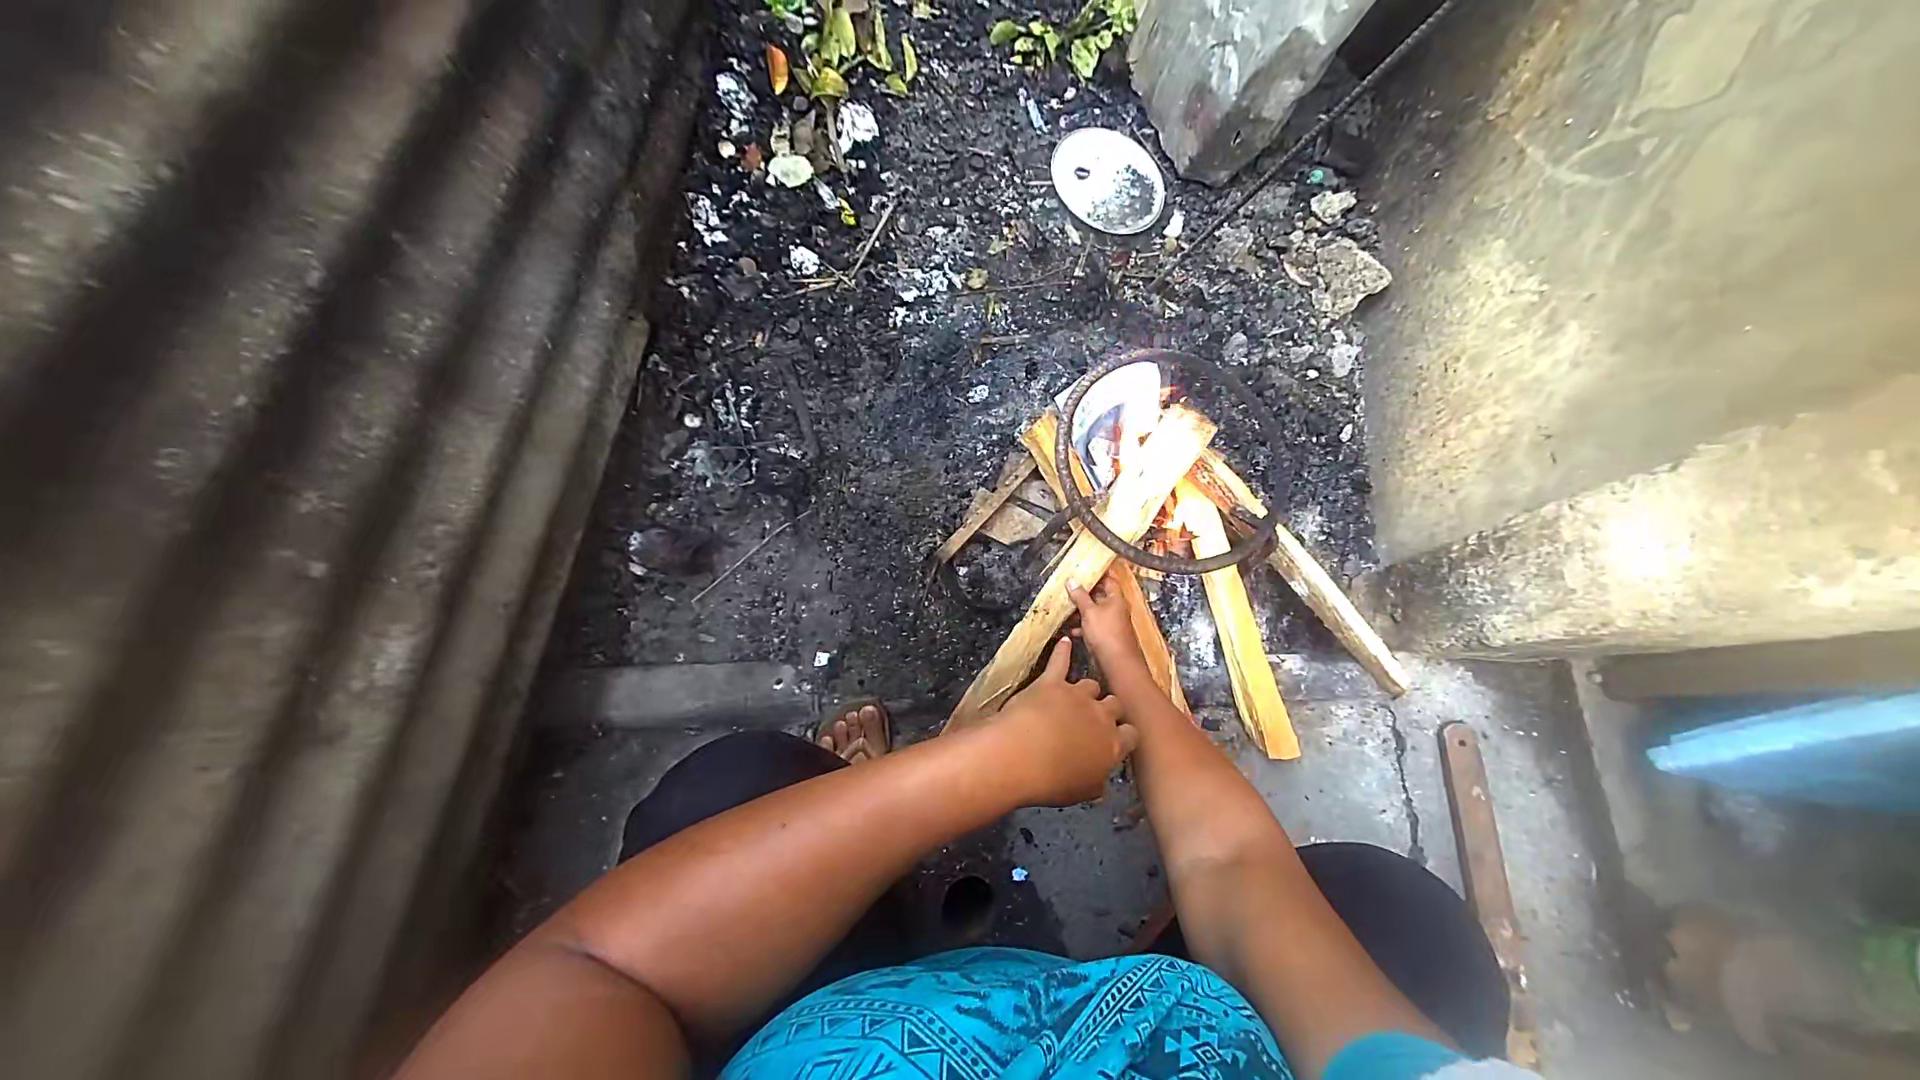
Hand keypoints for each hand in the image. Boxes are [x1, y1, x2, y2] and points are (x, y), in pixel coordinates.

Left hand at [991, 638, 1138, 805]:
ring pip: (1091, 685)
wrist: (1020, 756)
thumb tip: (1099, 782)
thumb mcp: (1082, 791)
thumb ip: (1096, 781)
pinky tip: (1065, 642)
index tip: (1118, 738)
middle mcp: (1101, 715)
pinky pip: (1060, 662)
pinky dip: (1062, 652)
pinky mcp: (1051, 682)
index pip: (1131, 734)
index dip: (1124, 735)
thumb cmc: (1051, 781)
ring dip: (1086, 691)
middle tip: (1097, 718)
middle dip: (1109, 709)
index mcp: (1114, 745)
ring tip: (1079, 696)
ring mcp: (1076, 695)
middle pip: (1115, 704)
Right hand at [1069, 569, 1147, 681]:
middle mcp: (1117, 608)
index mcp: (1116, 598)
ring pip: (1096, 610)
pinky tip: (1073, 629)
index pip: (1108, 579)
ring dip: (1082, 609)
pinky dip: (1084, 625)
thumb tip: (1072, 580)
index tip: (1083, 570)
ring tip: (1067, 607)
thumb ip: (1080, 595)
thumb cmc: (1106, 634)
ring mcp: (1112, 622)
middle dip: (1085, 592)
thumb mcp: (1089, 611)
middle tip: (1070, 588)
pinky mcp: (1107, 635)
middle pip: (1101, 594)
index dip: (1097, 573)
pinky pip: (1094, 625)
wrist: (1117, 662)